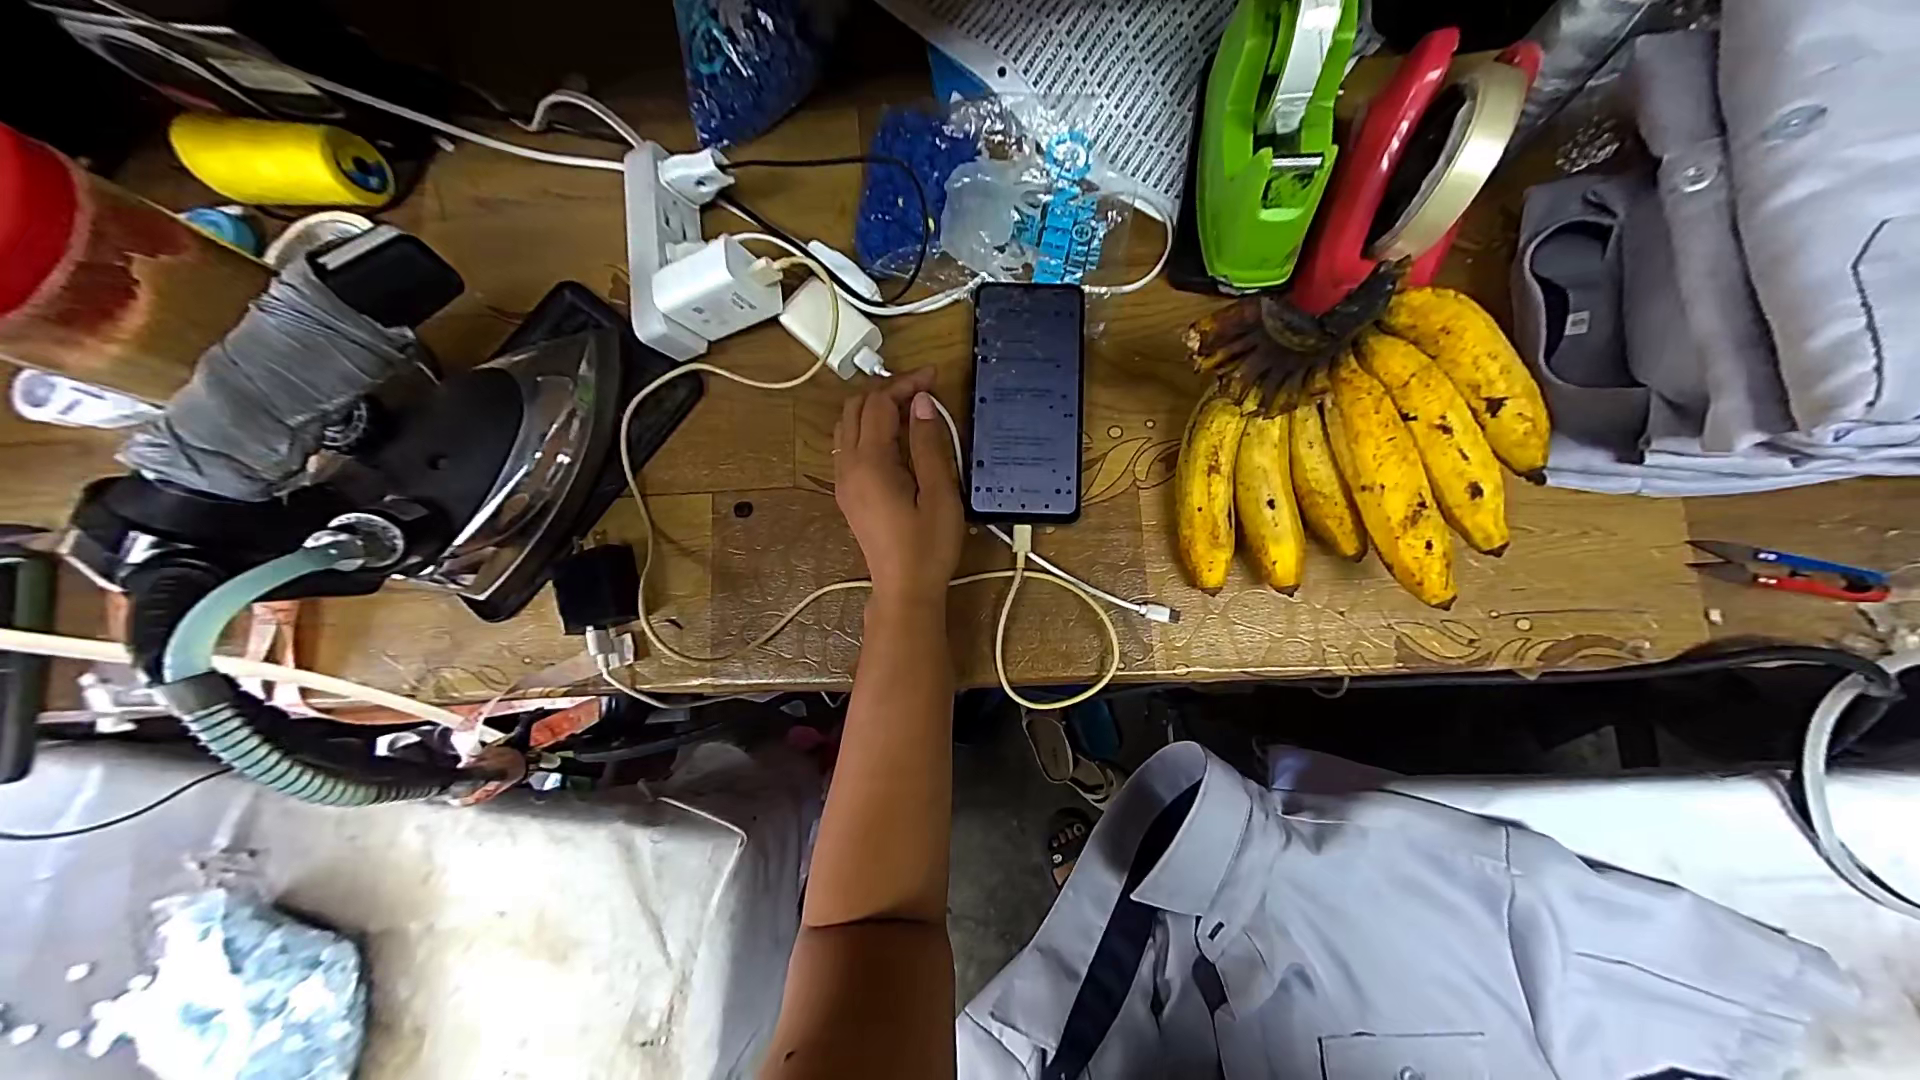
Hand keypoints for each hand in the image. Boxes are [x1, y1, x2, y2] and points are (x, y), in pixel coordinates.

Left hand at [834, 367, 962, 603]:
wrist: (904, 589)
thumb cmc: (928, 547)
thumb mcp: (940, 493)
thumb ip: (928, 444)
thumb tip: (921, 403)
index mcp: (871, 464)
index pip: (880, 404)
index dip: (906, 384)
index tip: (933, 377)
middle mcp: (849, 467)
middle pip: (857, 407)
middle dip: (888, 391)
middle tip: (923, 393)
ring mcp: (844, 481)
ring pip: (848, 425)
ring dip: (875, 408)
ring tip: (911, 412)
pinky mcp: (847, 493)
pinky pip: (849, 446)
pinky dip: (868, 429)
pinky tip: (895, 440)